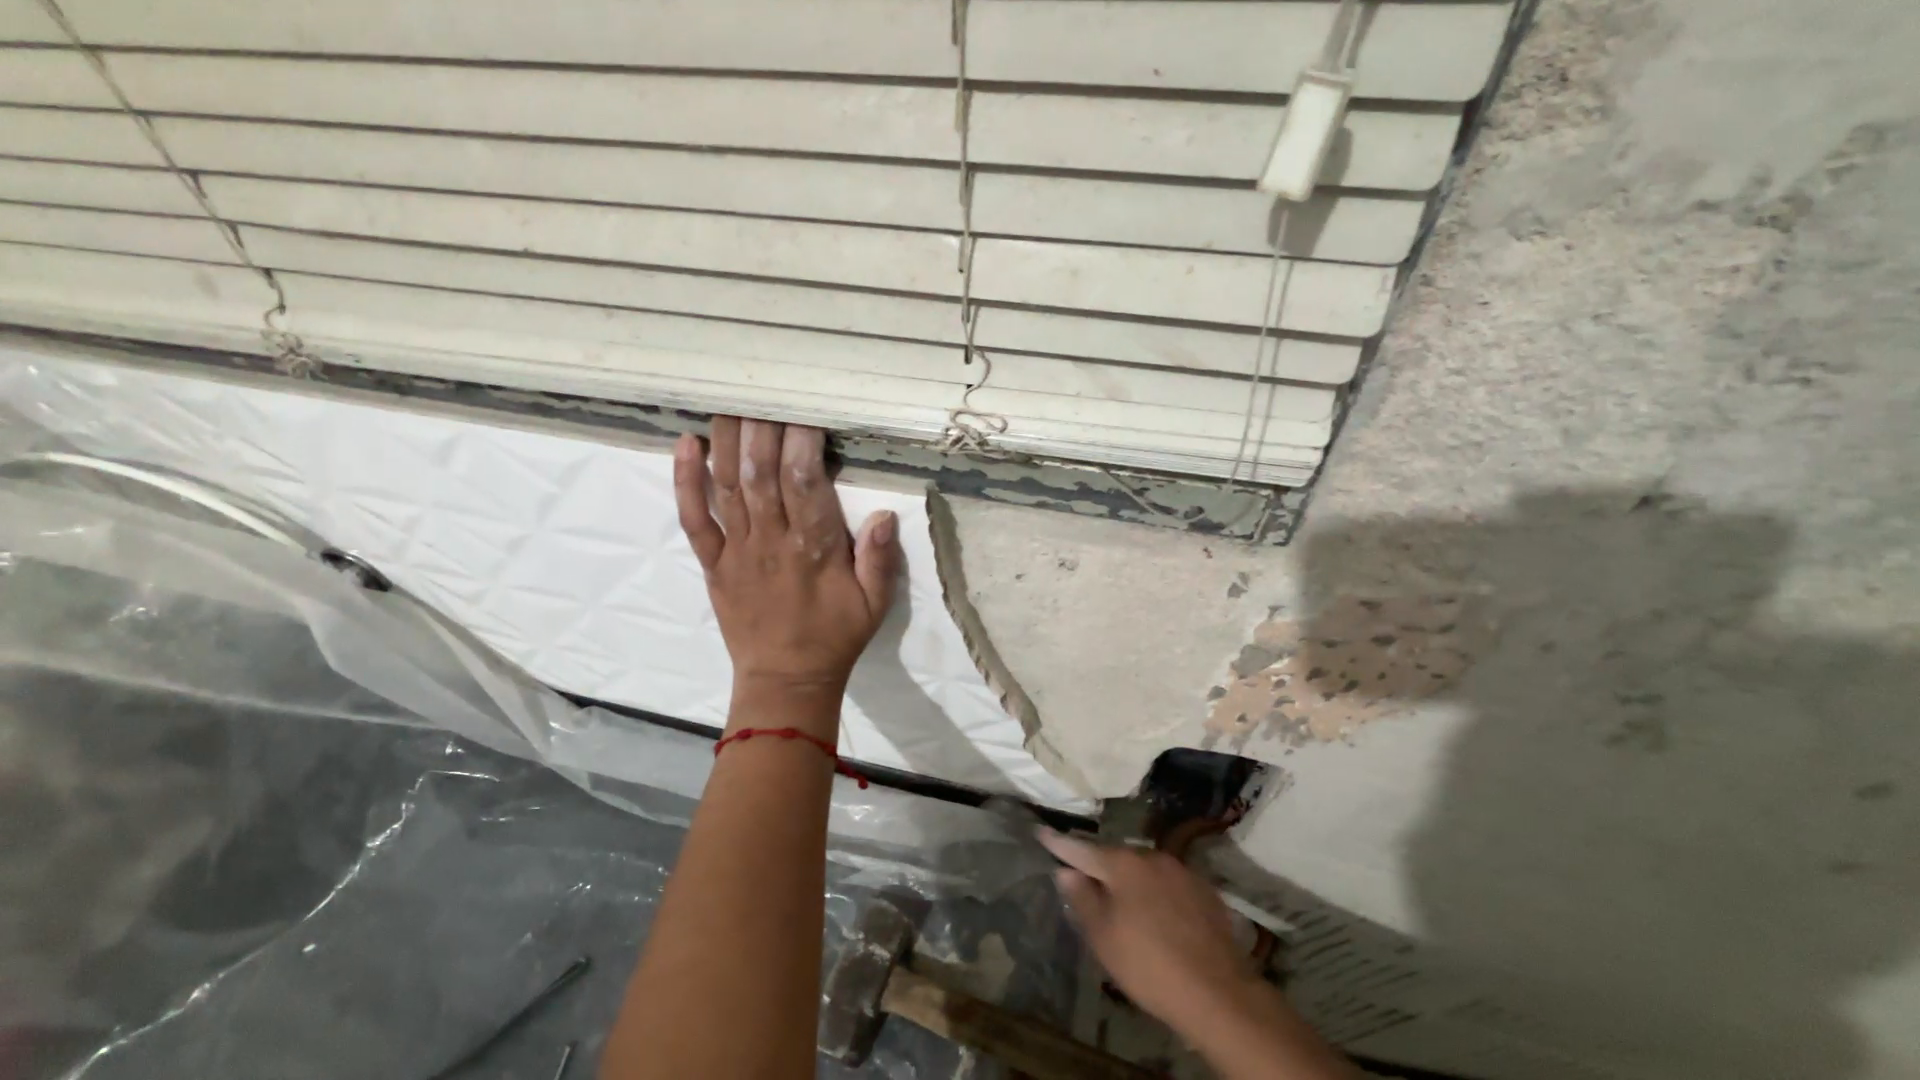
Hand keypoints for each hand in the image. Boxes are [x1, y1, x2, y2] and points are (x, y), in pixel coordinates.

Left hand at [675, 417, 900, 707]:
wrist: (785, 680)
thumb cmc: (835, 637)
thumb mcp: (874, 605)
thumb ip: (879, 560)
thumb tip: (884, 515)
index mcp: (814, 549)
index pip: (806, 482)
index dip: (803, 441)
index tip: (806, 408)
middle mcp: (772, 541)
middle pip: (762, 472)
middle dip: (763, 427)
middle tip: (766, 388)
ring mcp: (738, 550)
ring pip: (728, 485)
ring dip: (727, 439)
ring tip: (730, 399)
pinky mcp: (713, 562)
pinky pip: (694, 518)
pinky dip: (686, 481)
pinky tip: (686, 444)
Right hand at [1039, 830, 1263, 1035]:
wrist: (1216, 991)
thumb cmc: (1147, 964)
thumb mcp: (1102, 937)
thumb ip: (1082, 898)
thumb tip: (1066, 871)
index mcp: (1124, 864)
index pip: (1083, 849)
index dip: (1059, 843)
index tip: (1041, 832)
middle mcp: (1154, 858)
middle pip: (1117, 857)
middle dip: (1100, 866)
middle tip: (1083, 880)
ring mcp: (1184, 872)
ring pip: (1146, 870)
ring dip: (1131, 881)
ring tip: (1122, 902)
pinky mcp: (1206, 892)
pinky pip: (1170, 885)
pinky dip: (1157, 893)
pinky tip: (1157, 916)